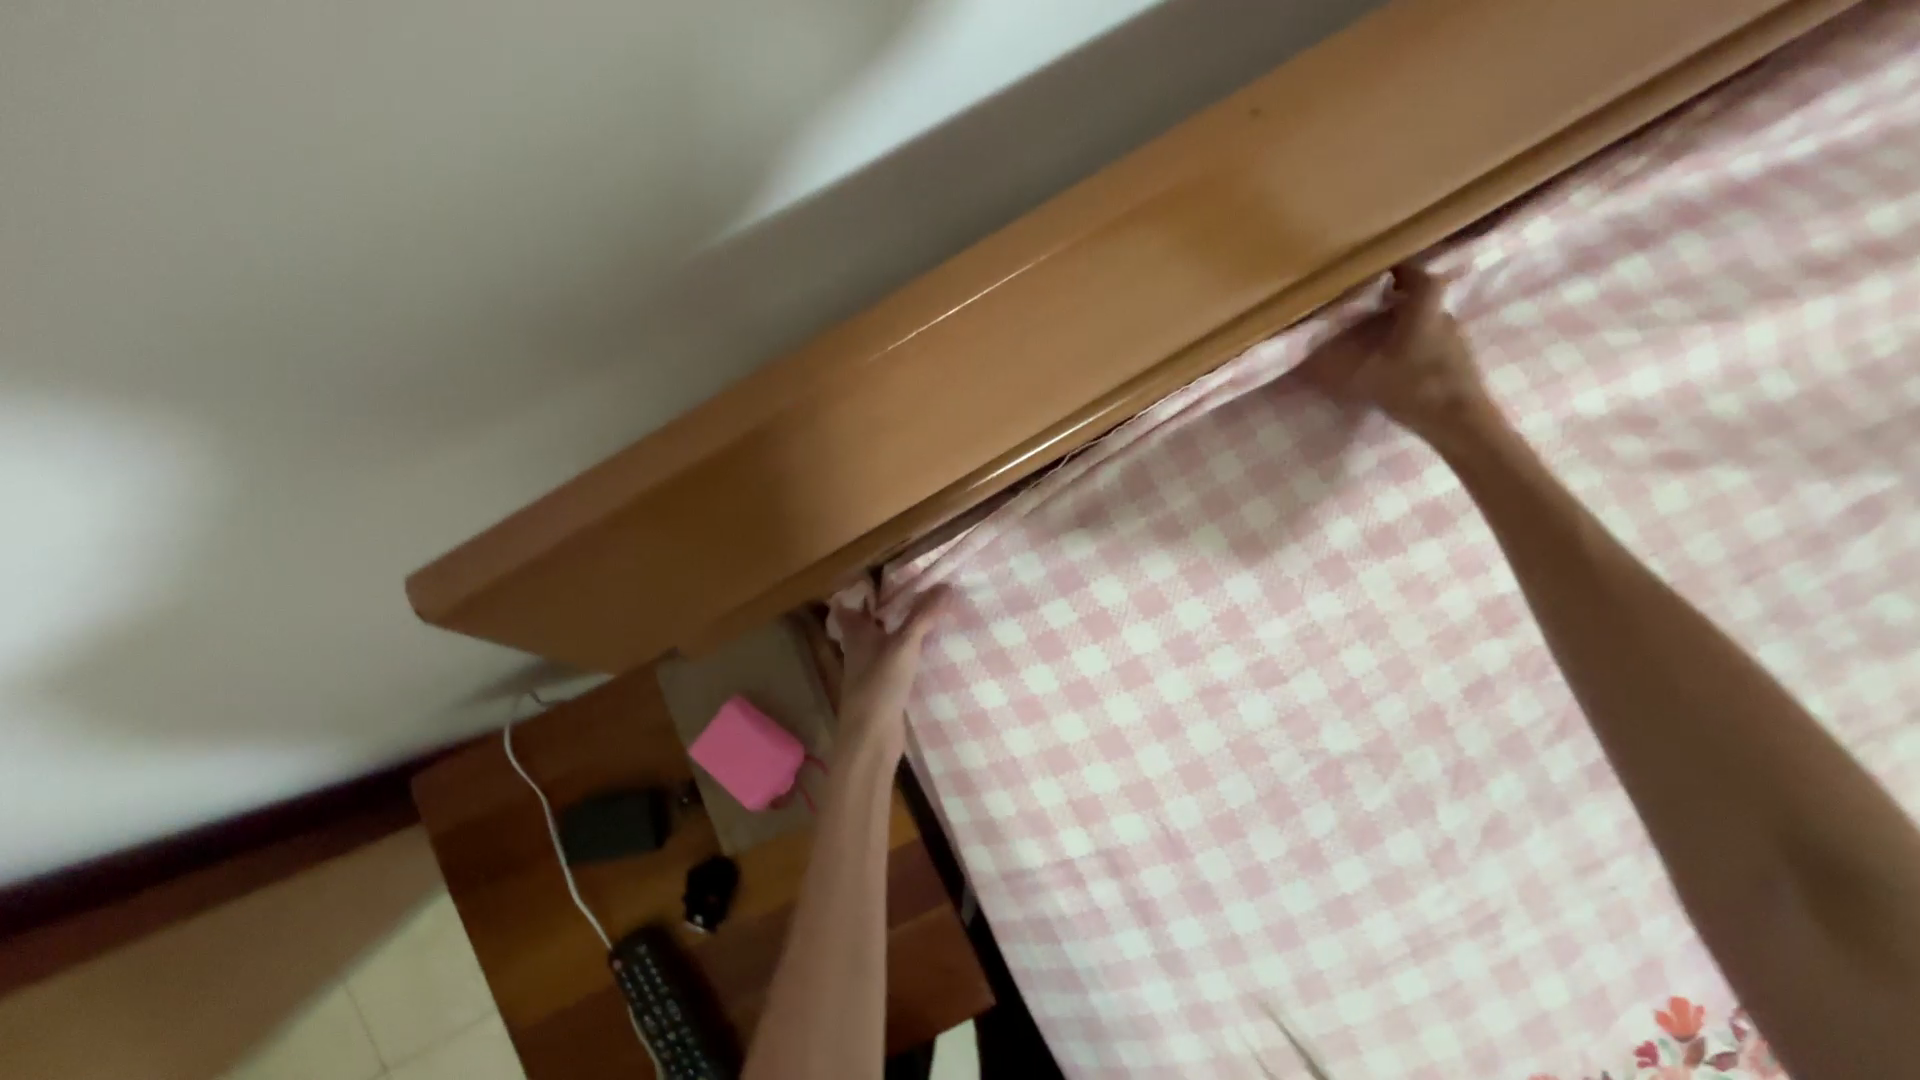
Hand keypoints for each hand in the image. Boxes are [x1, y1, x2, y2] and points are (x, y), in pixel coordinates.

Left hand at [833, 587, 951, 759]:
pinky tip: (923, 652)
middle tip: (912, 593)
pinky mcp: (881, 689)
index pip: (849, 605)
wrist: (871, 735)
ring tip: (923, 617)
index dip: (860, 591)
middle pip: (866, 623)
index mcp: (856, 633)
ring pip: (880, 643)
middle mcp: (858, 649)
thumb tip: (946, 585)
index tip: (882, 578)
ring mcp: (869, 671)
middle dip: (884, 609)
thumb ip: (924, 615)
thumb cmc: (880, 683)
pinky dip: (904, 653)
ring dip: (896, 631)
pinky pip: (892, 662)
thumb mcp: (905, 644)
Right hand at [1294, 265, 1503, 446]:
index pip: (1421, 278)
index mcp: (1423, 313)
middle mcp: (1443, 319)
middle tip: (1371, 310)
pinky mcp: (1459, 363)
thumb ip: (1336, 368)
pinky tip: (1399, 366)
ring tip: (1379, 341)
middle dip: (1398, 302)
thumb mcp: (1367, 379)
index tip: (1384, 273)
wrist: (1462, 423)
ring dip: (1406, 327)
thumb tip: (1303, 362)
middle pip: (1422, 301)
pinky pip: (1434, 344)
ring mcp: (1455, 342)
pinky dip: (1416, 347)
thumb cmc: (1415, 388)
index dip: (1404, 271)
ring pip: (1428, 323)